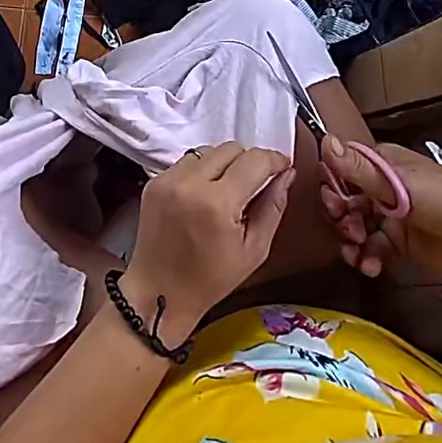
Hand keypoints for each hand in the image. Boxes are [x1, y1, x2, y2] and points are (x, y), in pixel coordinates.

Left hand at [120, 142, 295, 345]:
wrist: (159, 294)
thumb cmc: (209, 280)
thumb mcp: (255, 250)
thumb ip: (273, 206)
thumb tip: (286, 174)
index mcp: (217, 204)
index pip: (255, 159)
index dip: (275, 160)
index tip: (282, 168)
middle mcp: (190, 184)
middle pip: (232, 148)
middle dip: (250, 161)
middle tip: (256, 183)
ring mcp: (168, 181)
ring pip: (209, 150)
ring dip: (225, 163)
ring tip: (228, 190)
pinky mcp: (154, 182)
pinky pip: (187, 160)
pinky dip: (202, 170)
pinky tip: (205, 194)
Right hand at [319, 137, 441, 278]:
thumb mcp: (401, 184)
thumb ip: (360, 169)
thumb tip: (327, 142)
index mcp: (385, 164)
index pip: (345, 169)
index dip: (334, 187)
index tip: (334, 204)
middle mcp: (386, 187)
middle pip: (347, 200)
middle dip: (342, 218)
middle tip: (349, 230)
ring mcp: (393, 215)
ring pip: (357, 227)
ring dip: (351, 241)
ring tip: (358, 253)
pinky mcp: (400, 241)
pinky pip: (372, 248)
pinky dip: (367, 258)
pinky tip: (370, 266)